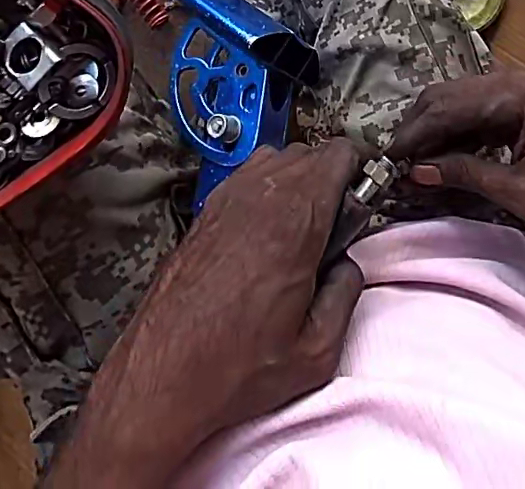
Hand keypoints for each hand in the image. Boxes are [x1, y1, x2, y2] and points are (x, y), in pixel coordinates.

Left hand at [46, 139, 364, 487]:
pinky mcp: (210, 206)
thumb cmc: (232, 364)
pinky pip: (250, 173)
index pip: (340, 154)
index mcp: (297, 219)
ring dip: (298, 179)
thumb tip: (347, 266)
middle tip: (333, 225)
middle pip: (312, 152)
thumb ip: (347, 293)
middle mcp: (263, 194)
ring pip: (280, 157)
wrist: (163, 371)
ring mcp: (231, 195)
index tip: (361, 197)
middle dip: (332, 179)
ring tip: (298, 227)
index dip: (360, 171)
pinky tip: (265, 229)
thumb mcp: (316, 351)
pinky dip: (268, 187)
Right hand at [388, 69, 524, 252]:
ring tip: (411, 160)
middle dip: (416, 129)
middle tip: (394, 162)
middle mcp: (509, 79)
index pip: (446, 107)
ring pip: (453, 100)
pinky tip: (439, 153)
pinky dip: (451, 130)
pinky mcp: (515, 101)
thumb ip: (466, 174)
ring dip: (431, 129)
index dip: (413, 135)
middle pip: (444, 96)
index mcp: (514, 94)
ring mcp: (513, 87)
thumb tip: (415, 171)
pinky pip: (470, 109)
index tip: (387, 160)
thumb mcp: (522, 192)